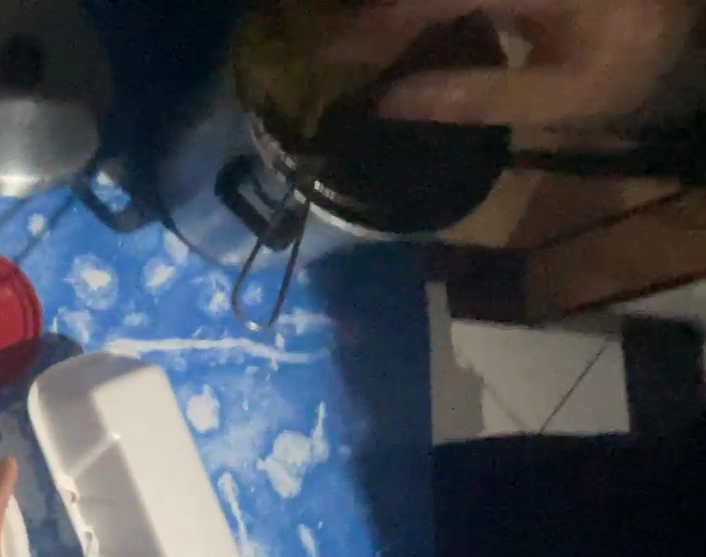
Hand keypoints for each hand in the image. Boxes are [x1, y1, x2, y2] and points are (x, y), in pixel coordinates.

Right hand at [331, 0, 700, 126]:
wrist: (695, 28)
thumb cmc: (624, 70)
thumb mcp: (557, 99)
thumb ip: (473, 98)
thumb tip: (383, 103)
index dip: (383, 21)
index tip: (329, 48)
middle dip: (385, 8)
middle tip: (335, 37)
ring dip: (406, 6)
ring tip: (364, 31)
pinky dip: (429, 5)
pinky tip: (406, 22)